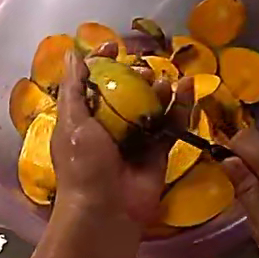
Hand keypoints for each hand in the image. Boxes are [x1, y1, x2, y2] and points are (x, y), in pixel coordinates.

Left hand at [52, 50, 186, 230]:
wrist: (106, 210)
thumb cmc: (83, 165)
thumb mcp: (72, 122)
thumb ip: (74, 88)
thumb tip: (73, 54)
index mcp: (83, 119)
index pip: (92, 83)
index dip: (101, 63)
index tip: (114, 47)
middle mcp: (109, 127)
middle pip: (126, 91)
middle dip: (136, 76)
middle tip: (145, 68)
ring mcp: (135, 139)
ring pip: (151, 106)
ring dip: (159, 89)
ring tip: (165, 79)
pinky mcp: (158, 152)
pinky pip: (172, 125)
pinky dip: (180, 108)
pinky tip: (186, 89)